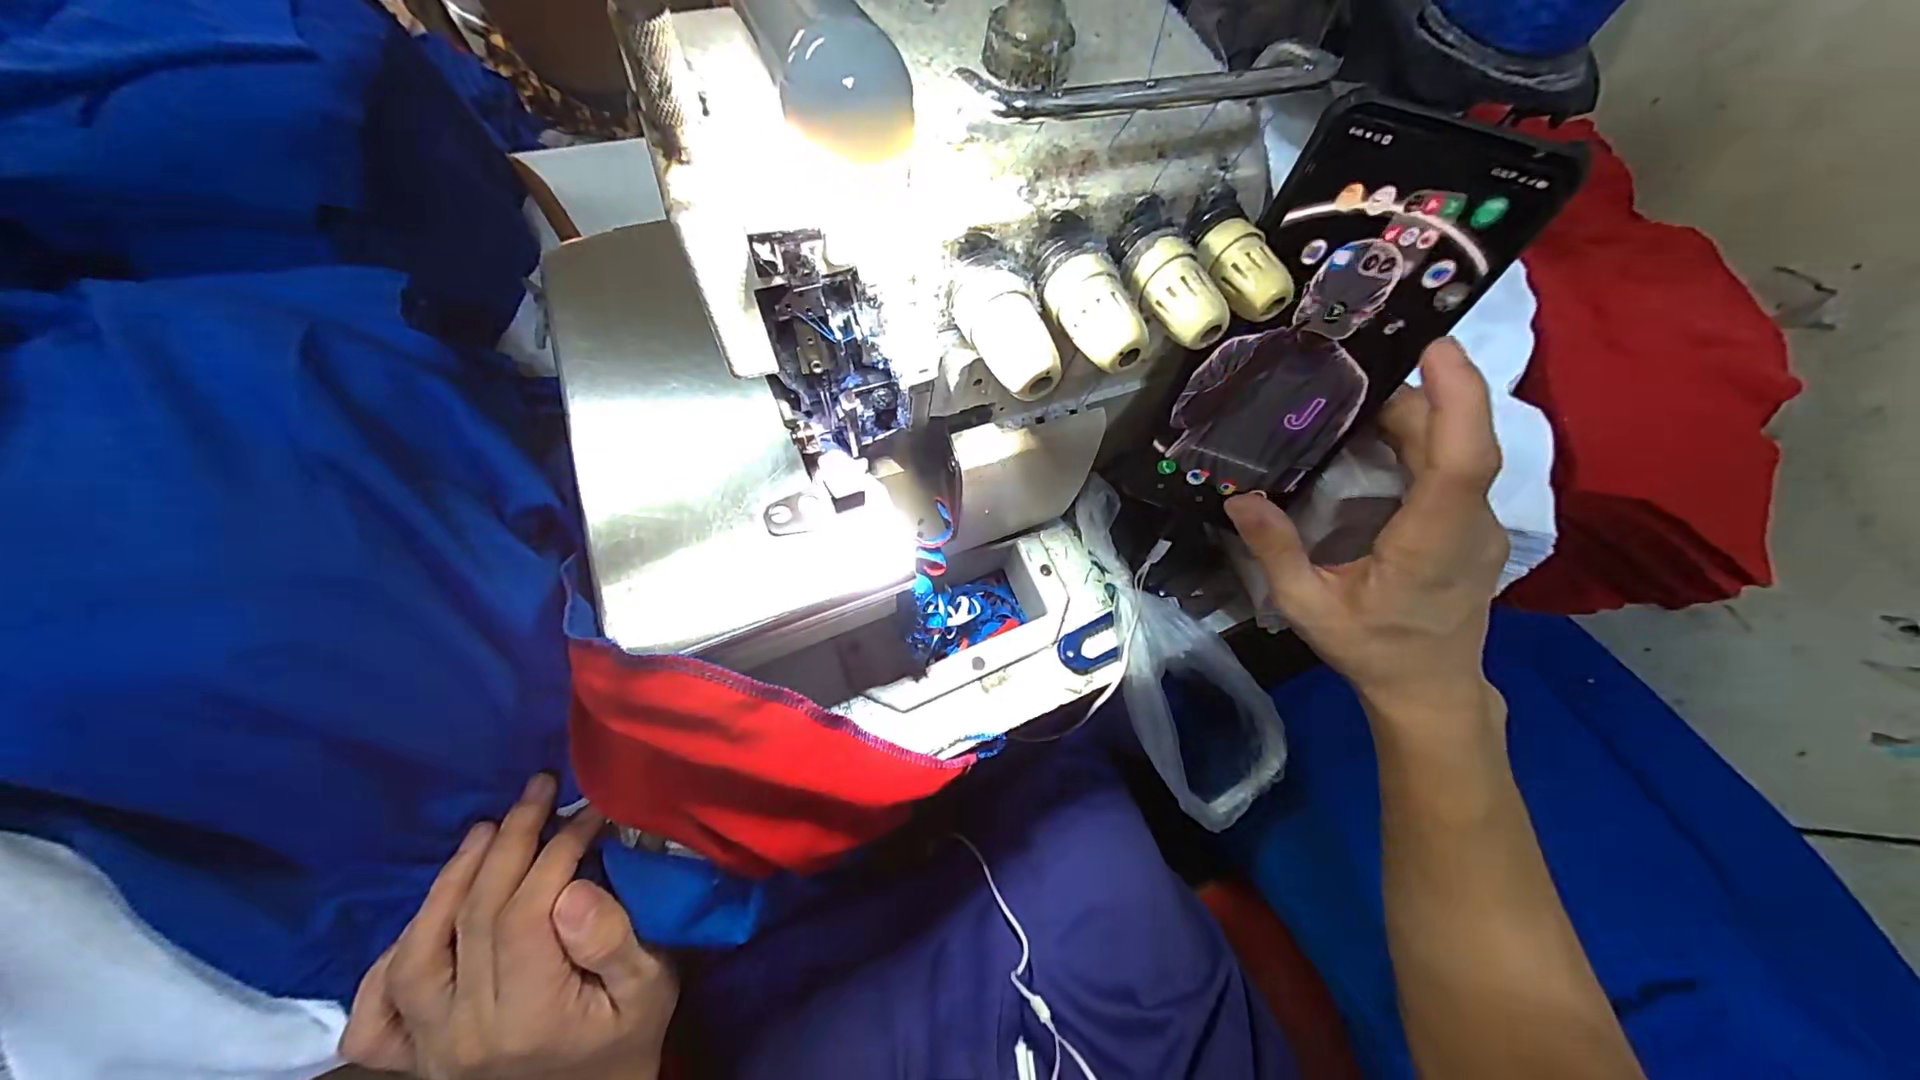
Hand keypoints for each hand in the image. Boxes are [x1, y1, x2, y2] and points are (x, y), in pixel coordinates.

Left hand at [340, 774, 677, 1079]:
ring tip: (487, 828)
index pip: (525, 912)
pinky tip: (426, 915)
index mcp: (529, 1016)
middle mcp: (462, 1034)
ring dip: (452, 878)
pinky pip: (373, 1010)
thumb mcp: (651, 987)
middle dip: (512, 838)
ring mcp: (427, 1049)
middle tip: (539, 789)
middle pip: (474, 916)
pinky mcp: (412, 1057)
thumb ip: (615, 942)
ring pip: (417, 951)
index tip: (590, 811)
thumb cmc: (631, 1038)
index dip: (556, 849)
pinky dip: (388, 957)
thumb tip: (573, 888)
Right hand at [1226, 338, 1507, 721]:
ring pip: (1458, 449)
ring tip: (1353, 402)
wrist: (1429, 687)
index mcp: (1433, 541)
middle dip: (1409, 398)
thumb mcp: (1307, 607)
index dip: (1458, 396)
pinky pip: (1453, 467)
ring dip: (1413, 416)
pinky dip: (1417, 441)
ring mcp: (1479, 524)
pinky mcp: (1472, 525)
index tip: (1433, 346)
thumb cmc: (1371, 649)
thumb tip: (1239, 497)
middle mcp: (1470, 523)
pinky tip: (1373, 441)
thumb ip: (1276, 551)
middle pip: (1456, 440)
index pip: (1462, 458)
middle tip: (1346, 381)